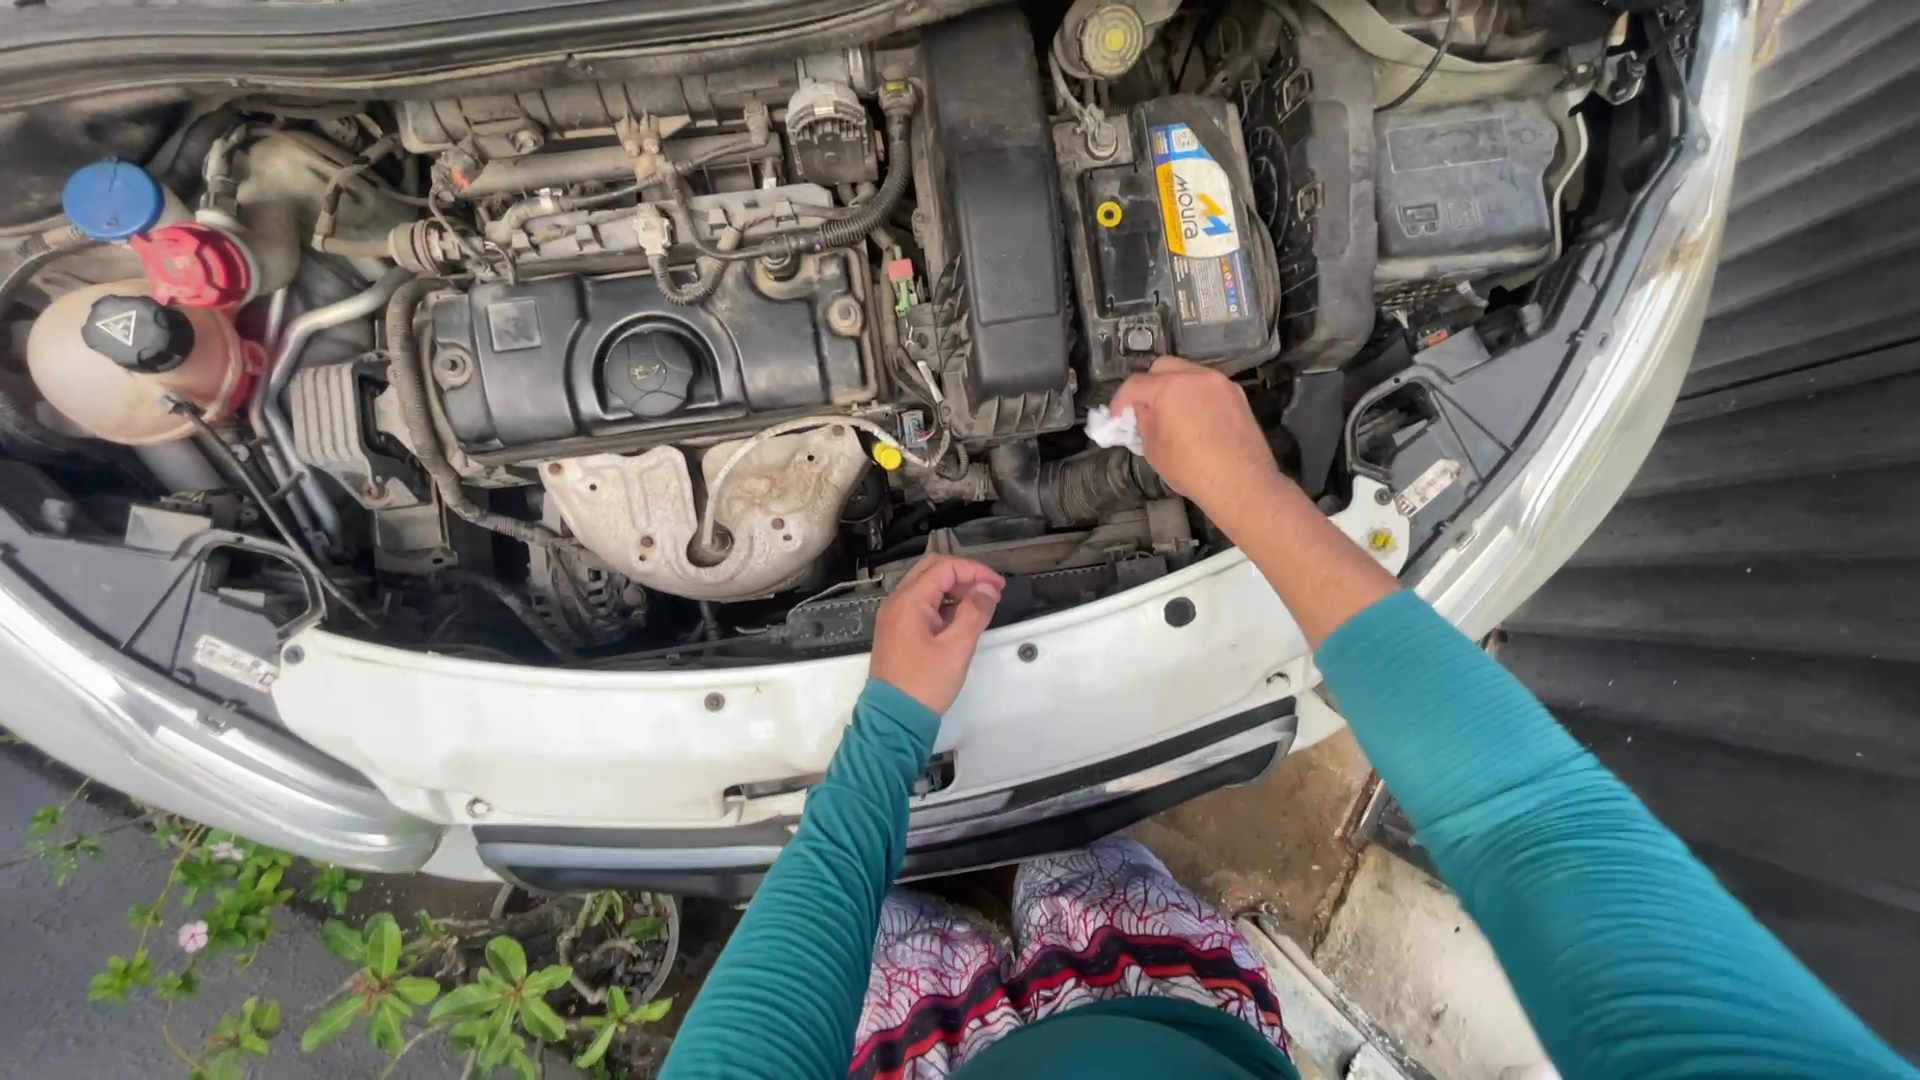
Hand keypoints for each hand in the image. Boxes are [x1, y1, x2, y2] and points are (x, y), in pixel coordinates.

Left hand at [869, 555, 1004, 713]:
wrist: (893, 718)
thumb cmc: (922, 686)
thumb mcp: (956, 648)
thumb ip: (974, 613)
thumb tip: (987, 589)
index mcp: (908, 601)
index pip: (945, 567)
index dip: (975, 571)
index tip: (997, 585)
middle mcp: (897, 602)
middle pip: (933, 570)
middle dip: (965, 575)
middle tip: (990, 590)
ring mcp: (895, 616)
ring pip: (927, 587)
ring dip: (955, 589)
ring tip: (981, 604)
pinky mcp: (899, 630)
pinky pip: (922, 605)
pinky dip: (944, 604)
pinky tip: (962, 618)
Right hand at [1110, 356, 1290, 522]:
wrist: (1240, 482)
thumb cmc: (1191, 469)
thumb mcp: (1153, 449)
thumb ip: (1144, 423)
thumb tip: (1143, 413)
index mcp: (1169, 387)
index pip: (1135, 384)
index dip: (1121, 401)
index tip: (1117, 416)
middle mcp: (1196, 376)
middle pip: (1163, 368)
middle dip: (1149, 385)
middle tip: (1144, 409)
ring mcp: (1220, 383)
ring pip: (1188, 374)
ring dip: (1174, 388)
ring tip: (1170, 414)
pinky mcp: (1237, 395)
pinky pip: (1208, 387)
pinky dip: (1196, 396)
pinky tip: (1194, 419)